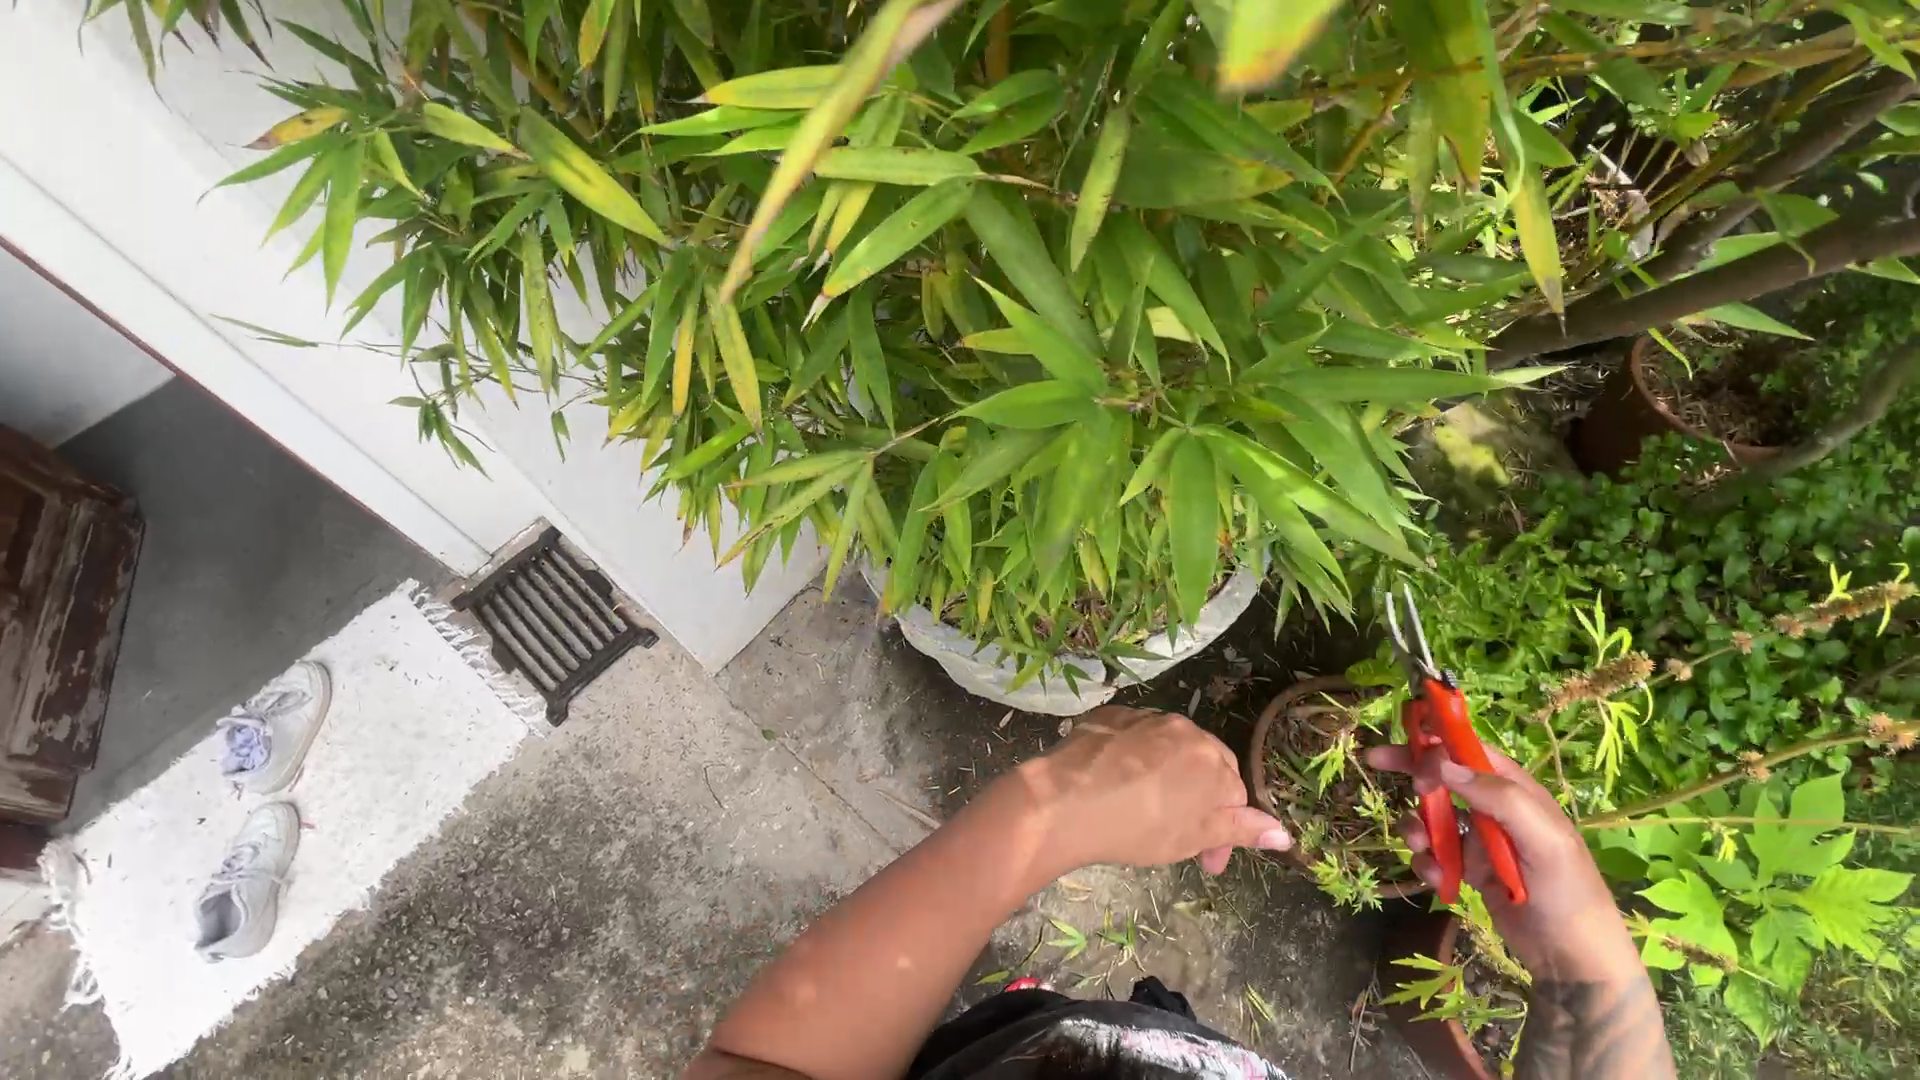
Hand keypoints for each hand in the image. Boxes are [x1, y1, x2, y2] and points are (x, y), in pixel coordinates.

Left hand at [1006, 706, 1292, 877]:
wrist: (1065, 800)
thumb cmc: (1138, 826)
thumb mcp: (1192, 837)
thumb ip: (1240, 830)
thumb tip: (1283, 833)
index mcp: (1211, 759)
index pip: (1233, 795)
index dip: (1223, 833)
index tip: (1206, 863)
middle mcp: (1182, 728)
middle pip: (1203, 765)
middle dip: (1198, 801)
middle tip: (1177, 836)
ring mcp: (1143, 717)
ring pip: (1167, 748)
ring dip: (1166, 777)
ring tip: (1143, 810)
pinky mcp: (1109, 715)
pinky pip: (1133, 736)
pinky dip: (1133, 758)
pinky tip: (1117, 783)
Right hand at [1365, 744, 1640, 982]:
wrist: (1574, 960)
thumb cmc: (1568, 892)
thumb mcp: (1543, 840)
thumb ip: (1497, 797)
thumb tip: (1442, 762)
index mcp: (1517, 793)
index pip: (1469, 752)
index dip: (1436, 743)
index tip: (1407, 747)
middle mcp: (1495, 809)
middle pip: (1443, 776)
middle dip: (1411, 771)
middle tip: (1377, 762)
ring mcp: (1480, 839)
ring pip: (1431, 816)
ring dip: (1415, 825)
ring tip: (1417, 843)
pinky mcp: (1469, 867)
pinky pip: (1434, 852)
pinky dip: (1425, 860)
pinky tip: (1434, 877)